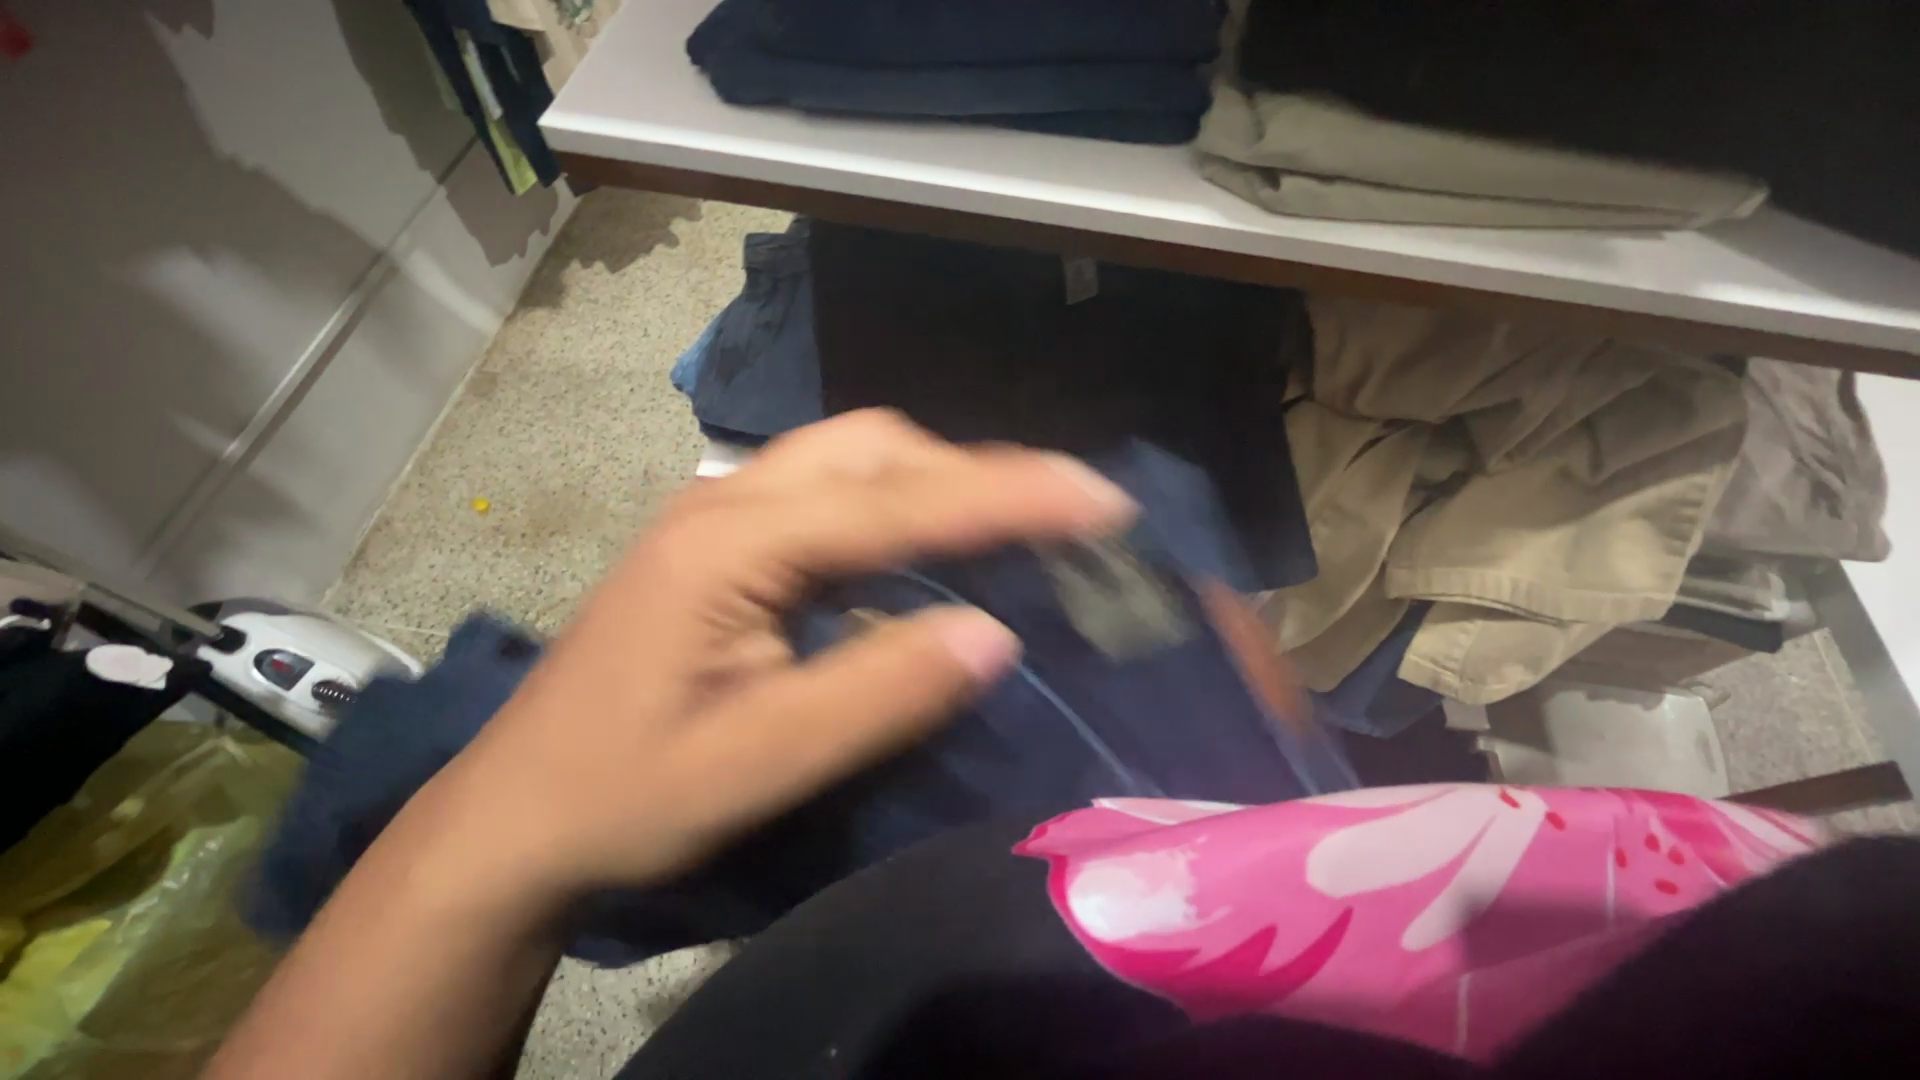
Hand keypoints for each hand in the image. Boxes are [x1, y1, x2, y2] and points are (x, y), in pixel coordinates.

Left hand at [409, 411, 1137, 911]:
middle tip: (1058, 517)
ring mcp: (719, 515)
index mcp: (733, 542)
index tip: (1100, 498)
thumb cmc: (626, 794)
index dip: (1007, 496)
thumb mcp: (759, 761)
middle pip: (875, 446)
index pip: (897, 499)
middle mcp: (727, 500)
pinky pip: (830, 495)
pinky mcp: (722, 543)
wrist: (516, 817)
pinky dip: (898, 506)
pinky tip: (926, 547)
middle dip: (974, 472)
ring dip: (937, 481)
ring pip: (853, 459)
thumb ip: (878, 692)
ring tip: (1010, 525)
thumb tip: (995, 636)